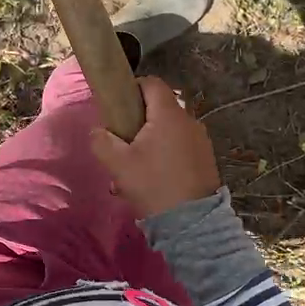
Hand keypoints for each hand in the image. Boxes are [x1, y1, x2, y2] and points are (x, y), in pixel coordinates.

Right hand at [90, 77, 222, 219]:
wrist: (191, 222)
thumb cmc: (153, 185)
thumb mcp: (118, 165)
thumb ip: (102, 142)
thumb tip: (98, 130)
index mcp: (169, 114)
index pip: (151, 83)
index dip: (133, 88)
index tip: (119, 106)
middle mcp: (189, 120)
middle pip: (160, 107)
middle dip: (140, 120)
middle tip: (123, 142)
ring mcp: (201, 140)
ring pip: (170, 129)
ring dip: (152, 140)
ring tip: (136, 166)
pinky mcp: (206, 158)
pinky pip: (181, 146)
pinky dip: (167, 154)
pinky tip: (154, 177)